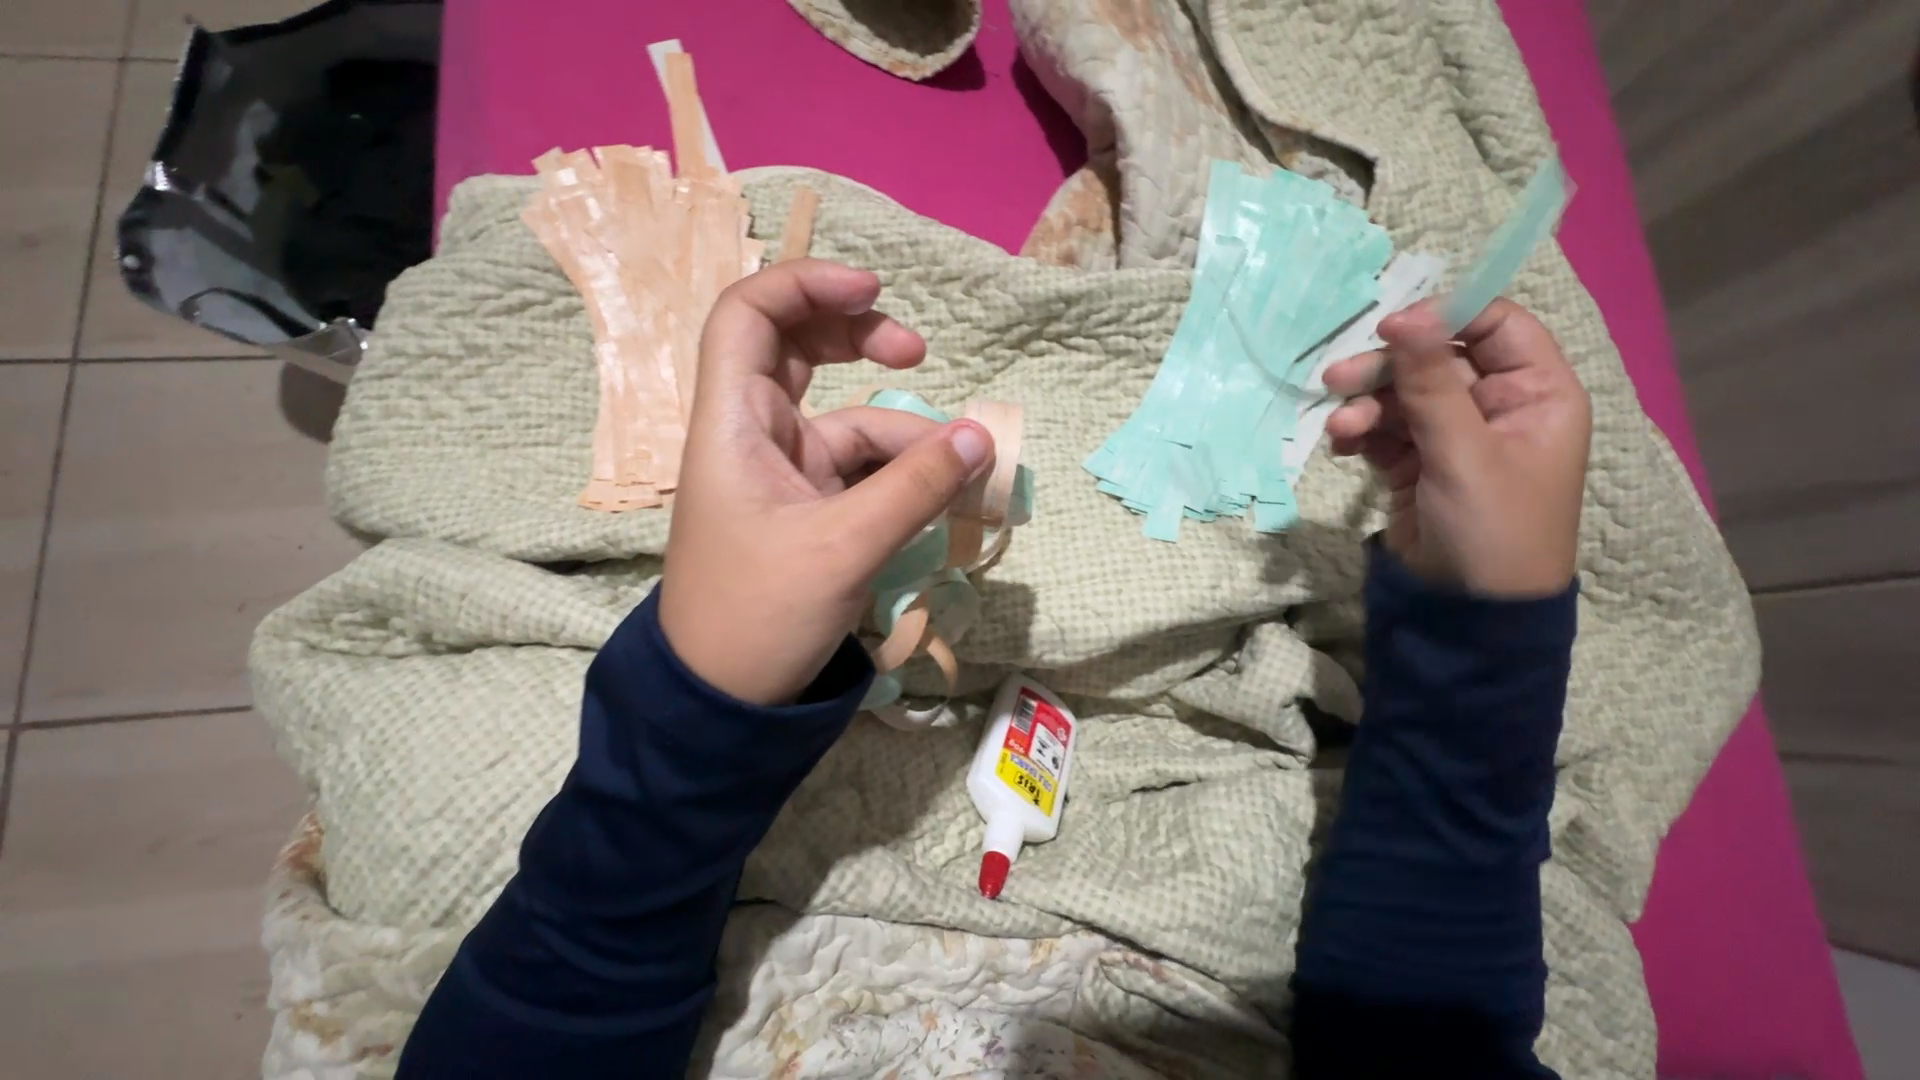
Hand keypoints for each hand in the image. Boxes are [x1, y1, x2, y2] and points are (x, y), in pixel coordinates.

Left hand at [658, 259, 995, 705]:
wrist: (725, 698)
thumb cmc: (761, 615)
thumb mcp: (845, 546)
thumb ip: (916, 487)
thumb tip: (982, 437)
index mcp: (732, 423)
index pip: (748, 314)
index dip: (806, 284)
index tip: (874, 290)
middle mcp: (753, 433)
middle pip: (796, 349)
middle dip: (859, 340)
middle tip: (917, 352)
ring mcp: (784, 471)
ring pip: (847, 419)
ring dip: (906, 436)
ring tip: (967, 472)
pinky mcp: (810, 507)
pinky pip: (863, 469)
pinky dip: (904, 475)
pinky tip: (946, 496)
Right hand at [1321, 298, 1589, 597]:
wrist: (1468, 611)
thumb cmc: (1491, 528)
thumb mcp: (1463, 453)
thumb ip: (1431, 383)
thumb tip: (1406, 315)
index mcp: (1536, 393)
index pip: (1496, 326)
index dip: (1444, 318)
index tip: (1389, 327)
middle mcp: (1497, 406)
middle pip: (1436, 360)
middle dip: (1387, 369)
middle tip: (1337, 379)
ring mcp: (1454, 436)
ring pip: (1403, 395)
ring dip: (1366, 406)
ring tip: (1339, 430)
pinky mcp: (1417, 463)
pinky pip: (1384, 430)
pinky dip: (1360, 433)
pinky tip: (1342, 447)